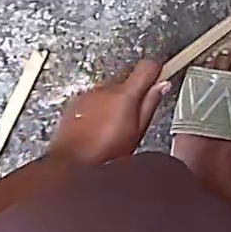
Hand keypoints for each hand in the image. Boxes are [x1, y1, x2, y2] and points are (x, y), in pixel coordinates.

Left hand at [46, 60, 169, 165]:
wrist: (68, 164)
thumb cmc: (105, 153)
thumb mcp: (137, 131)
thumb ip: (150, 103)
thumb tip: (162, 85)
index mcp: (125, 95)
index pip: (147, 66)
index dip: (155, 70)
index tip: (158, 79)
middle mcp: (106, 89)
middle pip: (128, 77)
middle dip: (134, 90)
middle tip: (134, 113)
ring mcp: (89, 94)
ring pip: (111, 88)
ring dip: (116, 99)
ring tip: (113, 123)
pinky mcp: (76, 102)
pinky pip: (95, 97)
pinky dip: (100, 106)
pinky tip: (98, 125)